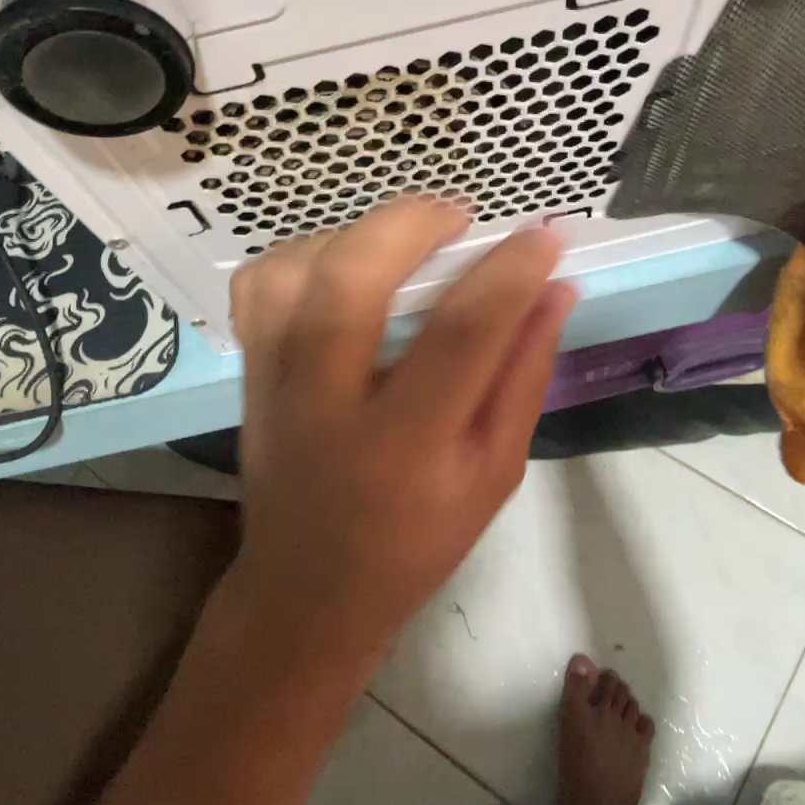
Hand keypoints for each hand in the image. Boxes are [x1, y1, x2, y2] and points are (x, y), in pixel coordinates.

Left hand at [226, 200, 576, 651]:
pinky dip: (301, 254)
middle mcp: (328, 405)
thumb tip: (556, 289)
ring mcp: (274, 386)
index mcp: (404, 444)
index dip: (510, 272)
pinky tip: (342, 263)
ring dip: (353, 233)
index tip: (545, 234)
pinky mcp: (248, 375)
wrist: (307, 589)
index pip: (462, 334)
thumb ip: (524, 377)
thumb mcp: (493, 473)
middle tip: (457, 215)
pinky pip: (257, 287)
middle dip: (409, 225)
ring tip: (402, 236)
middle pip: (351, 281)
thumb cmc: (415, 540)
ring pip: (292, 272)